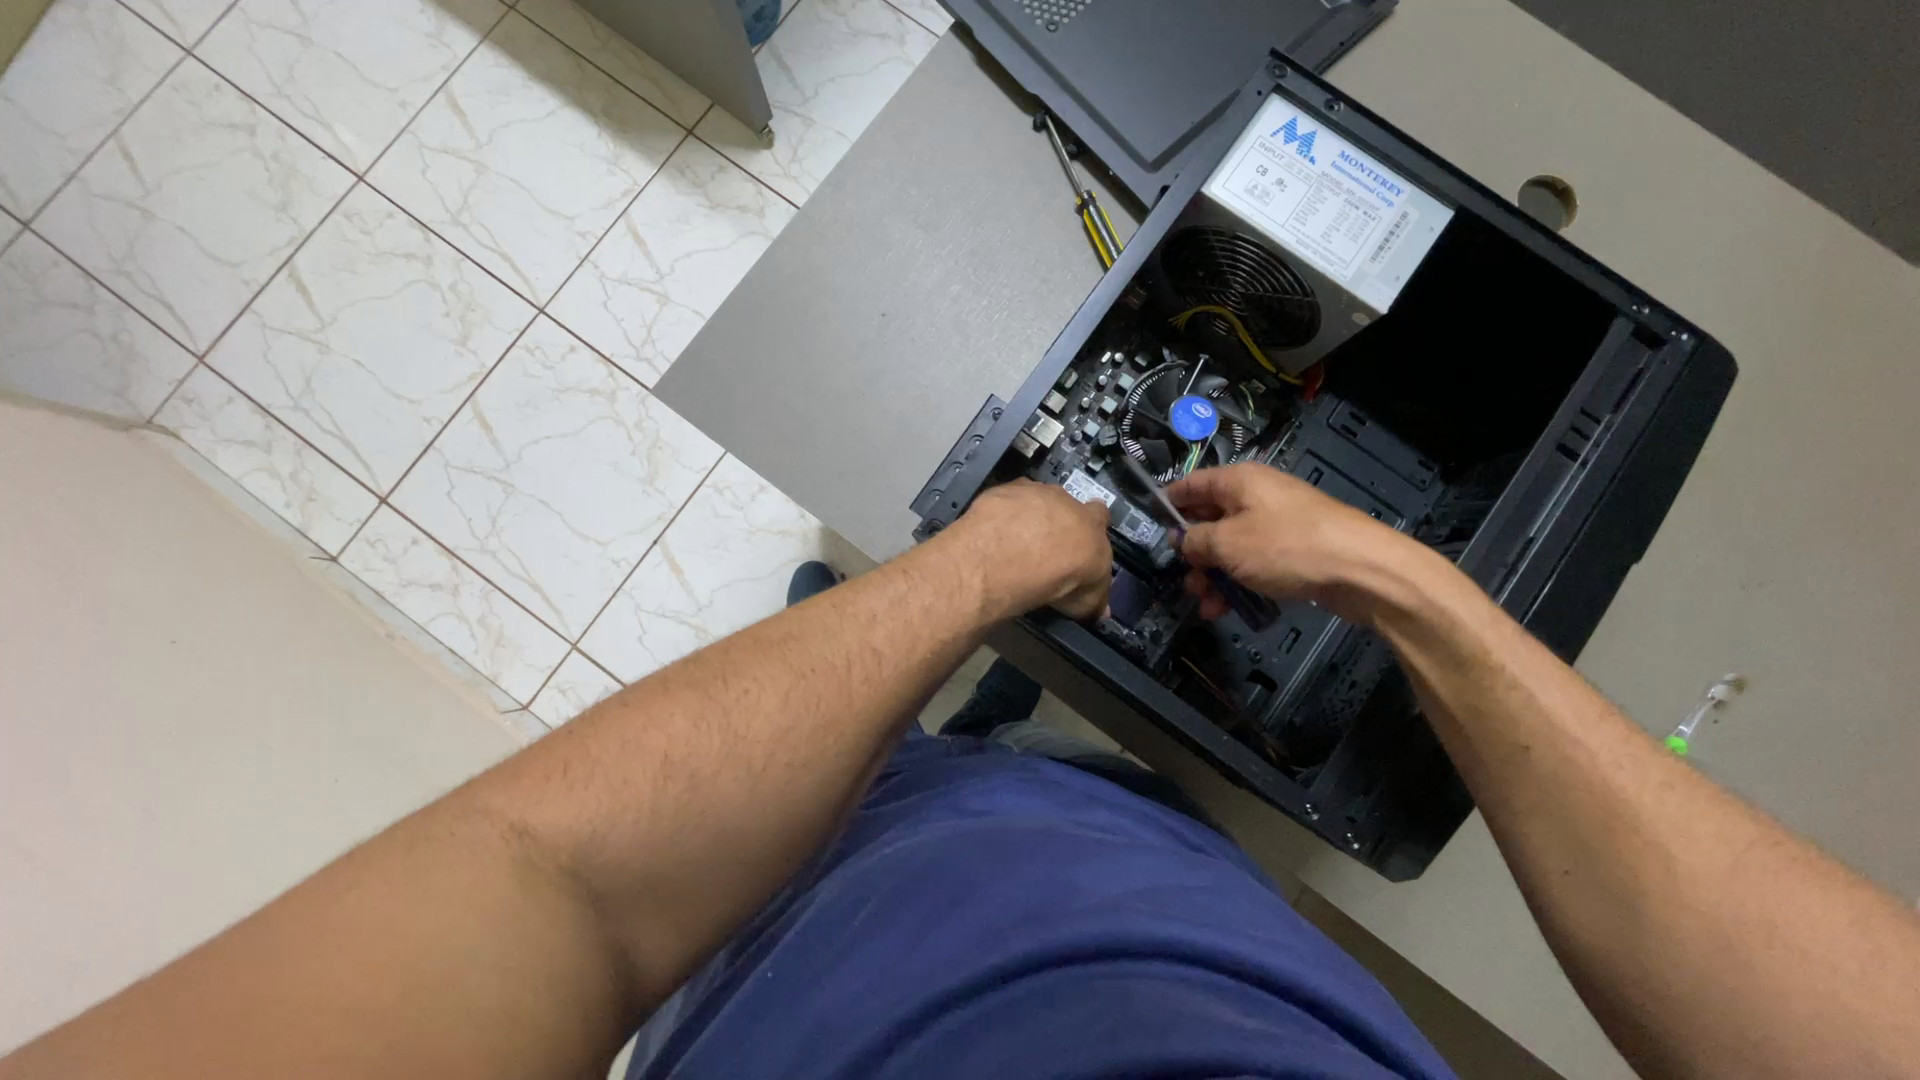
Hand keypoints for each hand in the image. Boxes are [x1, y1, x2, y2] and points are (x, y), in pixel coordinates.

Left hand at [942, 479, 1111, 618]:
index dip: (1090, 526)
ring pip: (1033, 498)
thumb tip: (1103, 613)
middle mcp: (1066, 500)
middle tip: (1043, 546)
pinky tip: (993, 531)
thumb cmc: (1062, 577)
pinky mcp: (1002, 491)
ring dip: (1026, 516)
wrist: (1019, 553)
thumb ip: (1095, 601)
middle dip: (1056, 520)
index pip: (1100, 516)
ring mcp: (1033, 491)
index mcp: (1092, 523)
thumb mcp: (1086, 600)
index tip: (1079, 541)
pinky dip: (1001, 513)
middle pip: (1065, 504)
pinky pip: (1004, 500)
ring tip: (1013, 541)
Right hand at [1167, 464, 1432, 623]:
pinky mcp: (1295, 552)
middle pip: (1211, 521)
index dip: (1168, 504)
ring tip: (1207, 605)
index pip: (1191, 485)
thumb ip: (1195, 541)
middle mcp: (1257, 497)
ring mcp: (1278, 525)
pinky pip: (1256, 565)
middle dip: (1193, 553)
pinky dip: (1240, 584)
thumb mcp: (1227, 544)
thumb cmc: (1285, 546)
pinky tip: (1231, 609)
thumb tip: (1182, 541)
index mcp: (1238, 482)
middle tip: (1184, 580)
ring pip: (1232, 549)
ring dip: (1214, 577)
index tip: (1150, 527)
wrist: (1362, 569)